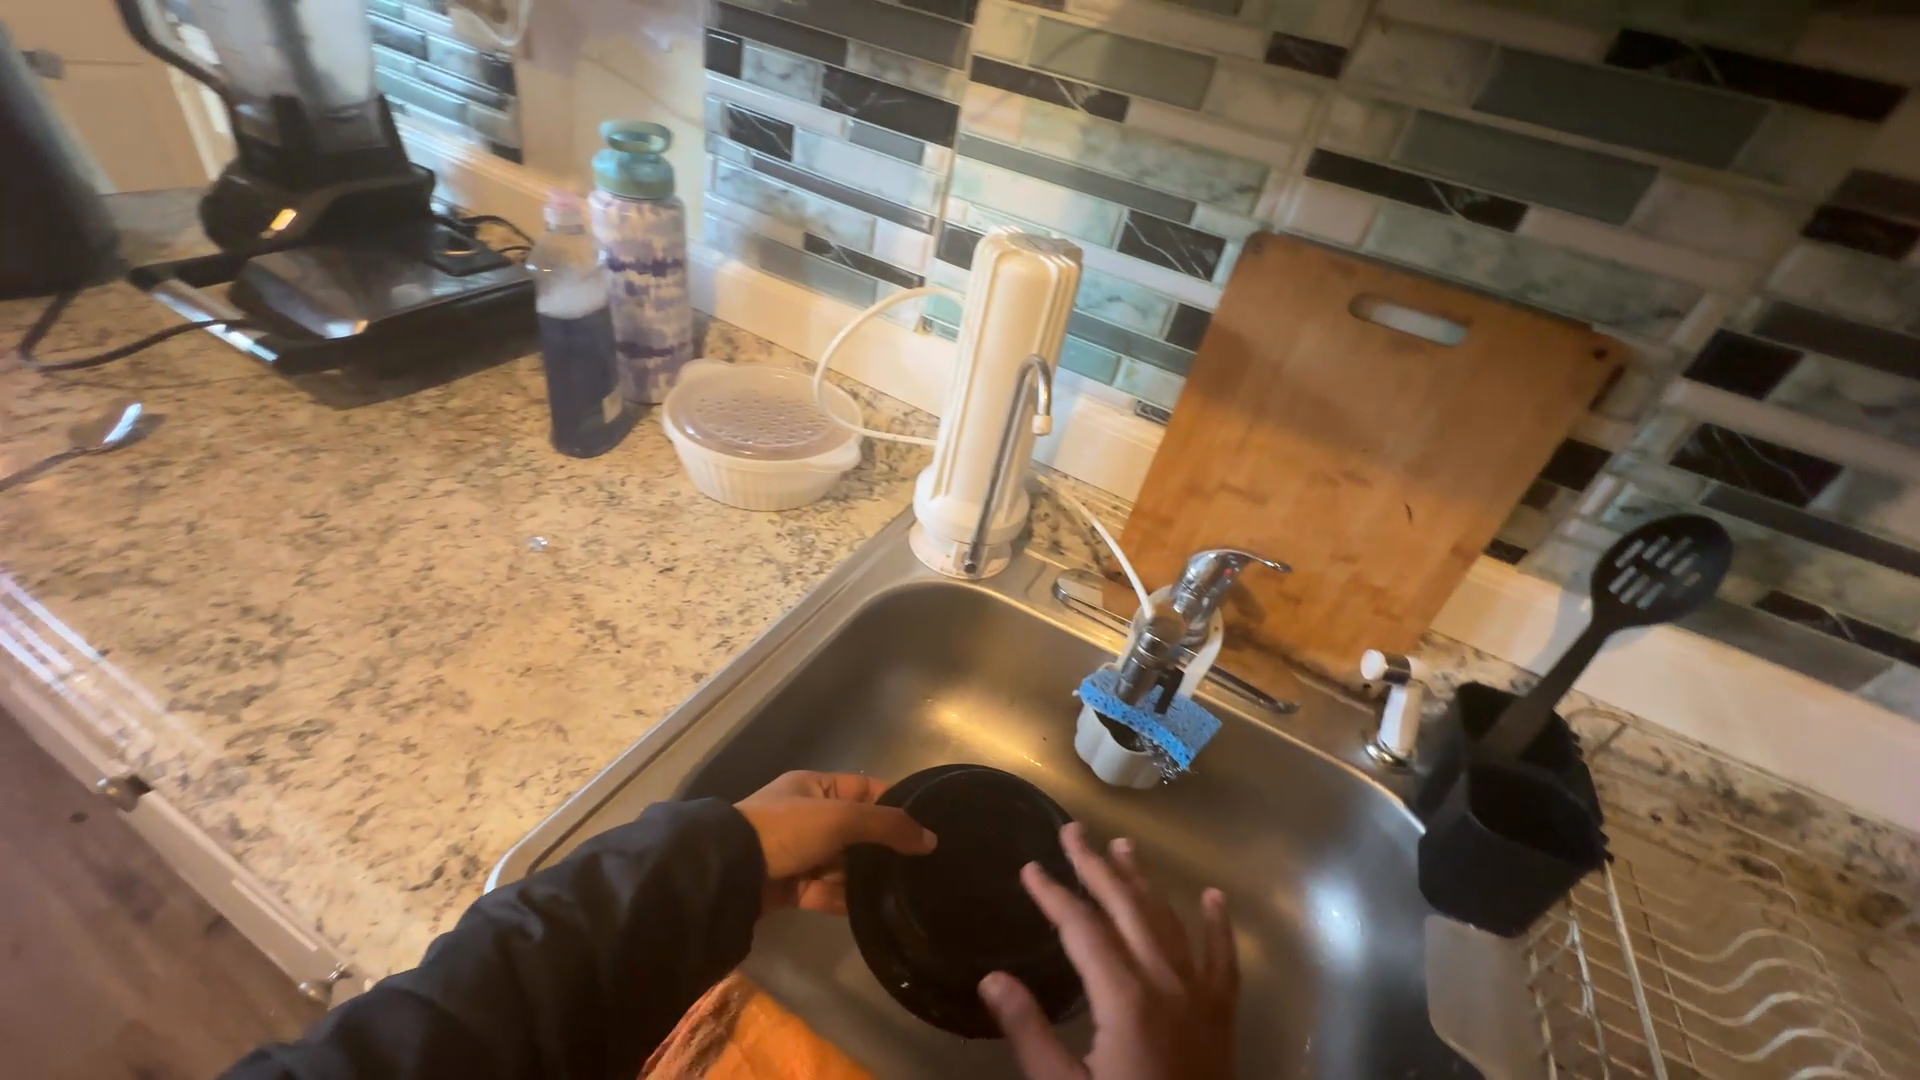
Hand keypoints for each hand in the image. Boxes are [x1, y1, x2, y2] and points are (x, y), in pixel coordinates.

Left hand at [735, 770, 935, 915]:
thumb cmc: (787, 829)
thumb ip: (886, 826)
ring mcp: (800, 853)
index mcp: (817, 788)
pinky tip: (872, 910)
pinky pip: (826, 891)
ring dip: (866, 876)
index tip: (927, 824)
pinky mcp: (792, 886)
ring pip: (844, 863)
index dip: (896, 803)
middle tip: (921, 864)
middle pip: (858, 830)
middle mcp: (810, 816)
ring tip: (903, 890)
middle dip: (883, 847)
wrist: (728, 872)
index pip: (866, 790)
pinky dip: (845, 900)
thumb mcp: (841, 818)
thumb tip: (930, 839)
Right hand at [978, 823, 1237, 1079]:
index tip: (1030, 868)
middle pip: (1126, 909)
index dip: (1054, 894)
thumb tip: (991, 979)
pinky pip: (1223, 960)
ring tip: (1123, 847)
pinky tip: (1212, 897)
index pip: (1082, 928)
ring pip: (1170, 922)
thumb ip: (1029, 1033)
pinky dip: (1217, 926)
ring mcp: (1201, 998)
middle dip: (1096, 866)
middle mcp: (1167, 984)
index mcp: (1125, 1000)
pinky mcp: (1223, 1017)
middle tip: (1073, 830)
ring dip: (1145, 881)